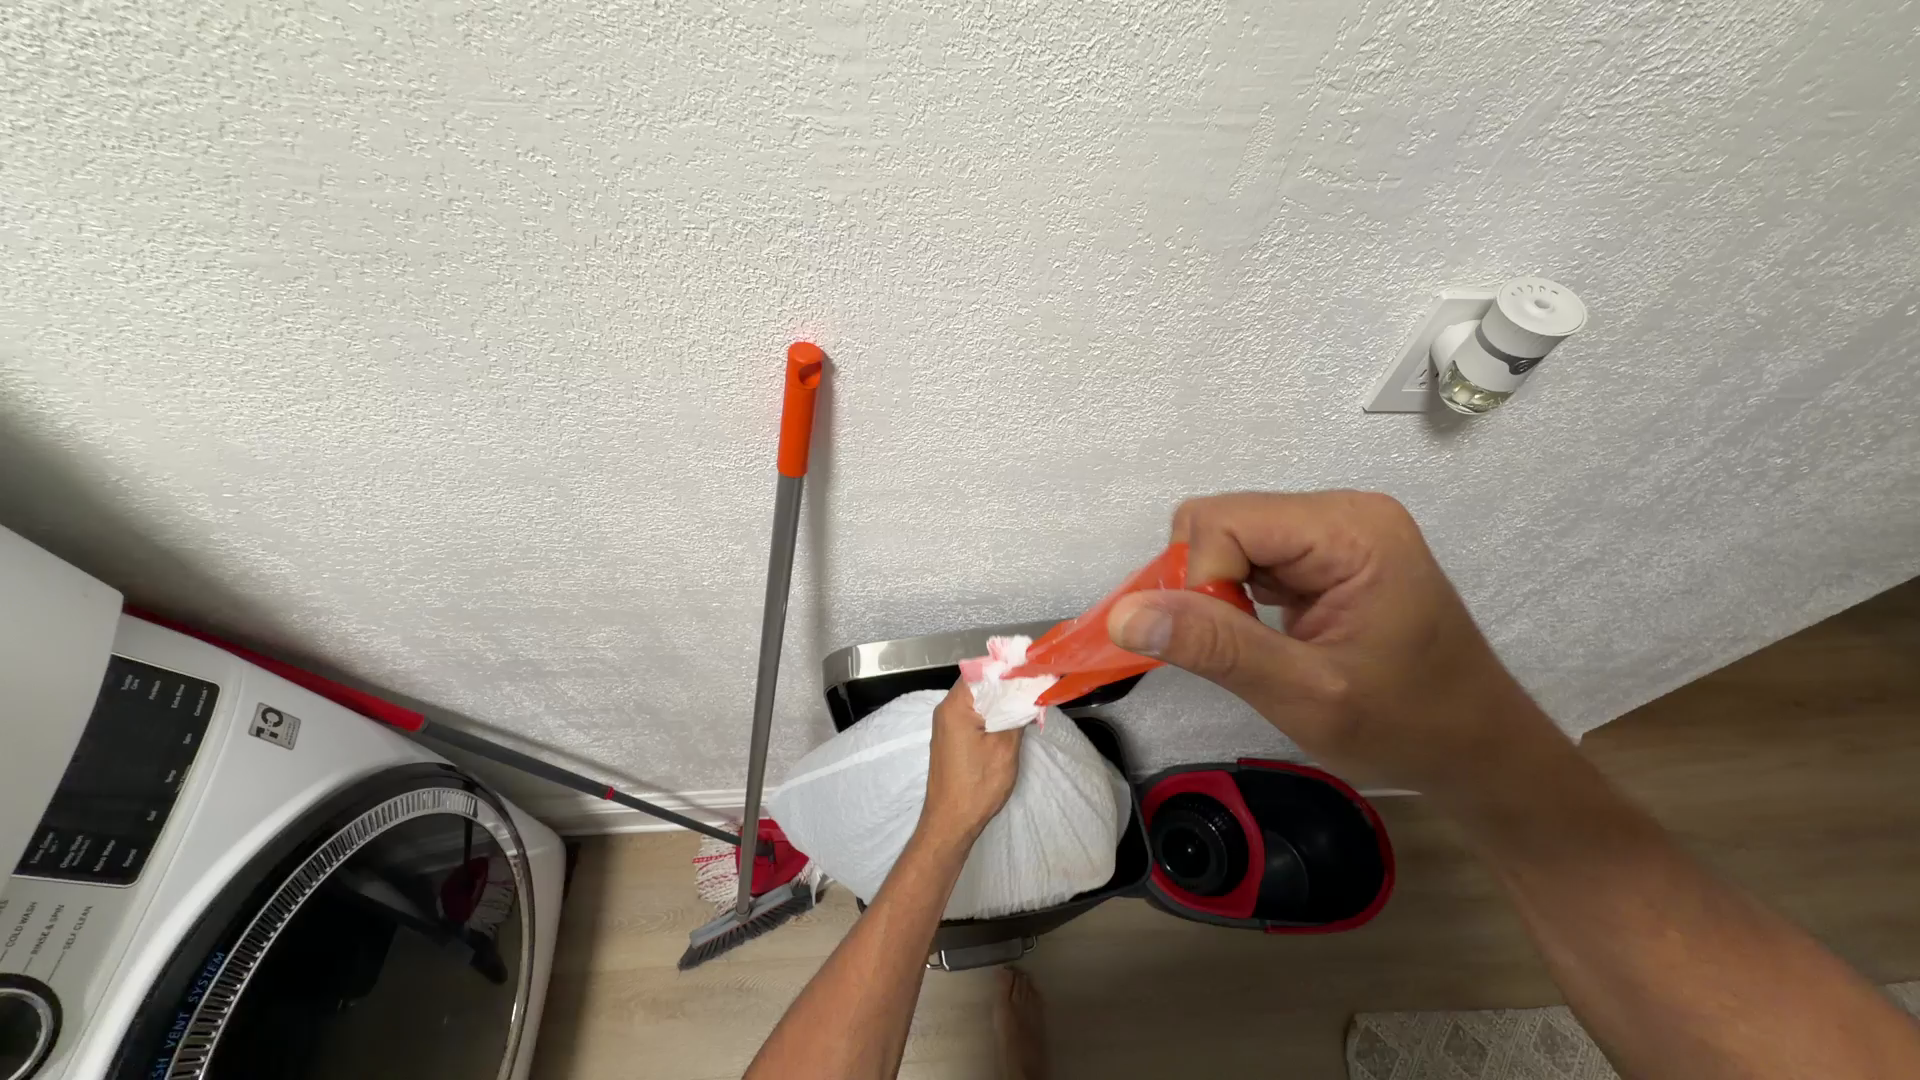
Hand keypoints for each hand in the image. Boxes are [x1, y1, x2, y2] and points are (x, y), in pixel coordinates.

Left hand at [920, 681, 1024, 843]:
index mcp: (956, 706)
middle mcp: (946, 709)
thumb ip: (1016, 714)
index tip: (1032, 667)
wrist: (951, 822)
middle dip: (1007, 683)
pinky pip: (973, 713)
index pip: (982, 671)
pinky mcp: (951, 737)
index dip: (1008, 667)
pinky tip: (1012, 718)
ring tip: (1028, 698)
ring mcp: (946, 724)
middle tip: (1035, 683)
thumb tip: (1028, 693)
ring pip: (978, 699)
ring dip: (1001, 699)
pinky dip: (992, 712)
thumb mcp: (1005, 748)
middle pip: (980, 683)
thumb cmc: (977, 785)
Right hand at [1106, 491, 1555, 797]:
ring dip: (1214, 594)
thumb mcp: (1306, 695)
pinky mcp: (1323, 557)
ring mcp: (1333, 533)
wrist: (1479, 753)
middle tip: (1228, 647)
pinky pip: (1246, 558)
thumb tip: (1123, 616)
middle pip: (1218, 521)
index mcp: (1348, 528)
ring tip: (1252, 648)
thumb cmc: (1406, 727)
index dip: (1199, 582)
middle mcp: (1339, 513)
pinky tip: (1260, 637)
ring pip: (1224, 539)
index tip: (1220, 647)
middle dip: (1200, 584)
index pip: (1223, 522)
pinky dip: (1231, 597)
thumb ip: (1215, 648)